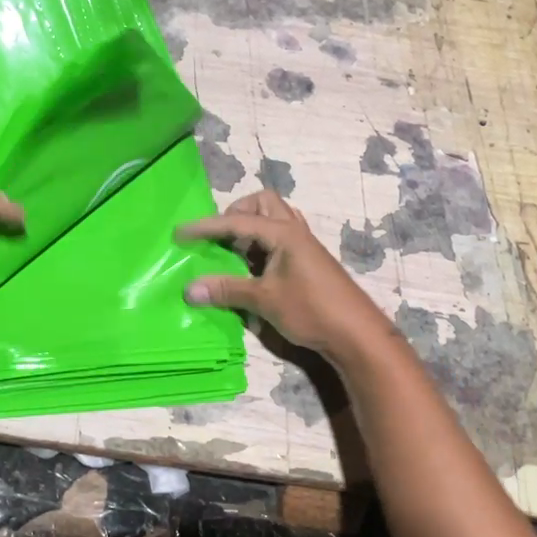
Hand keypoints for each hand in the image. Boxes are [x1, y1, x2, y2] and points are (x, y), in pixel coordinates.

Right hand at [177, 190, 393, 359]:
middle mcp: (294, 231)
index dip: (206, 226)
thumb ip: (227, 290)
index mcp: (283, 233)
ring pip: (274, 218)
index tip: (179, 233)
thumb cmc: (311, 310)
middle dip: (236, 213)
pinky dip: (262, 242)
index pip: (236, 221)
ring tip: (233, 250)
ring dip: (251, 226)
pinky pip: (280, 237)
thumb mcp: (264, 300)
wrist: (356, 333)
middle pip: (262, 203)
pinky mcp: (309, 260)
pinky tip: (254, 266)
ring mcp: (304, 245)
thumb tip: (189, 289)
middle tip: (219, 236)